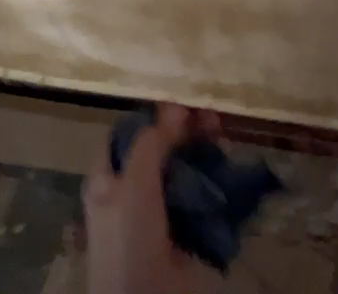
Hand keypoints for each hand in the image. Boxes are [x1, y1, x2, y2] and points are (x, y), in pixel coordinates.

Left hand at [84, 103, 222, 293]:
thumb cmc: (129, 239)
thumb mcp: (132, 184)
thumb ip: (152, 143)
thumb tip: (176, 105)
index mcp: (107, 181)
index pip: (128, 135)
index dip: (152, 115)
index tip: (183, 99)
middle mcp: (132, 191)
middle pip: (160, 147)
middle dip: (186, 128)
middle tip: (212, 115)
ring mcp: (161, 209)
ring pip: (184, 166)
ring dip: (204, 147)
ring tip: (223, 134)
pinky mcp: (187, 224)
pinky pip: (202, 190)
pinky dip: (216, 174)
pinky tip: (230, 160)